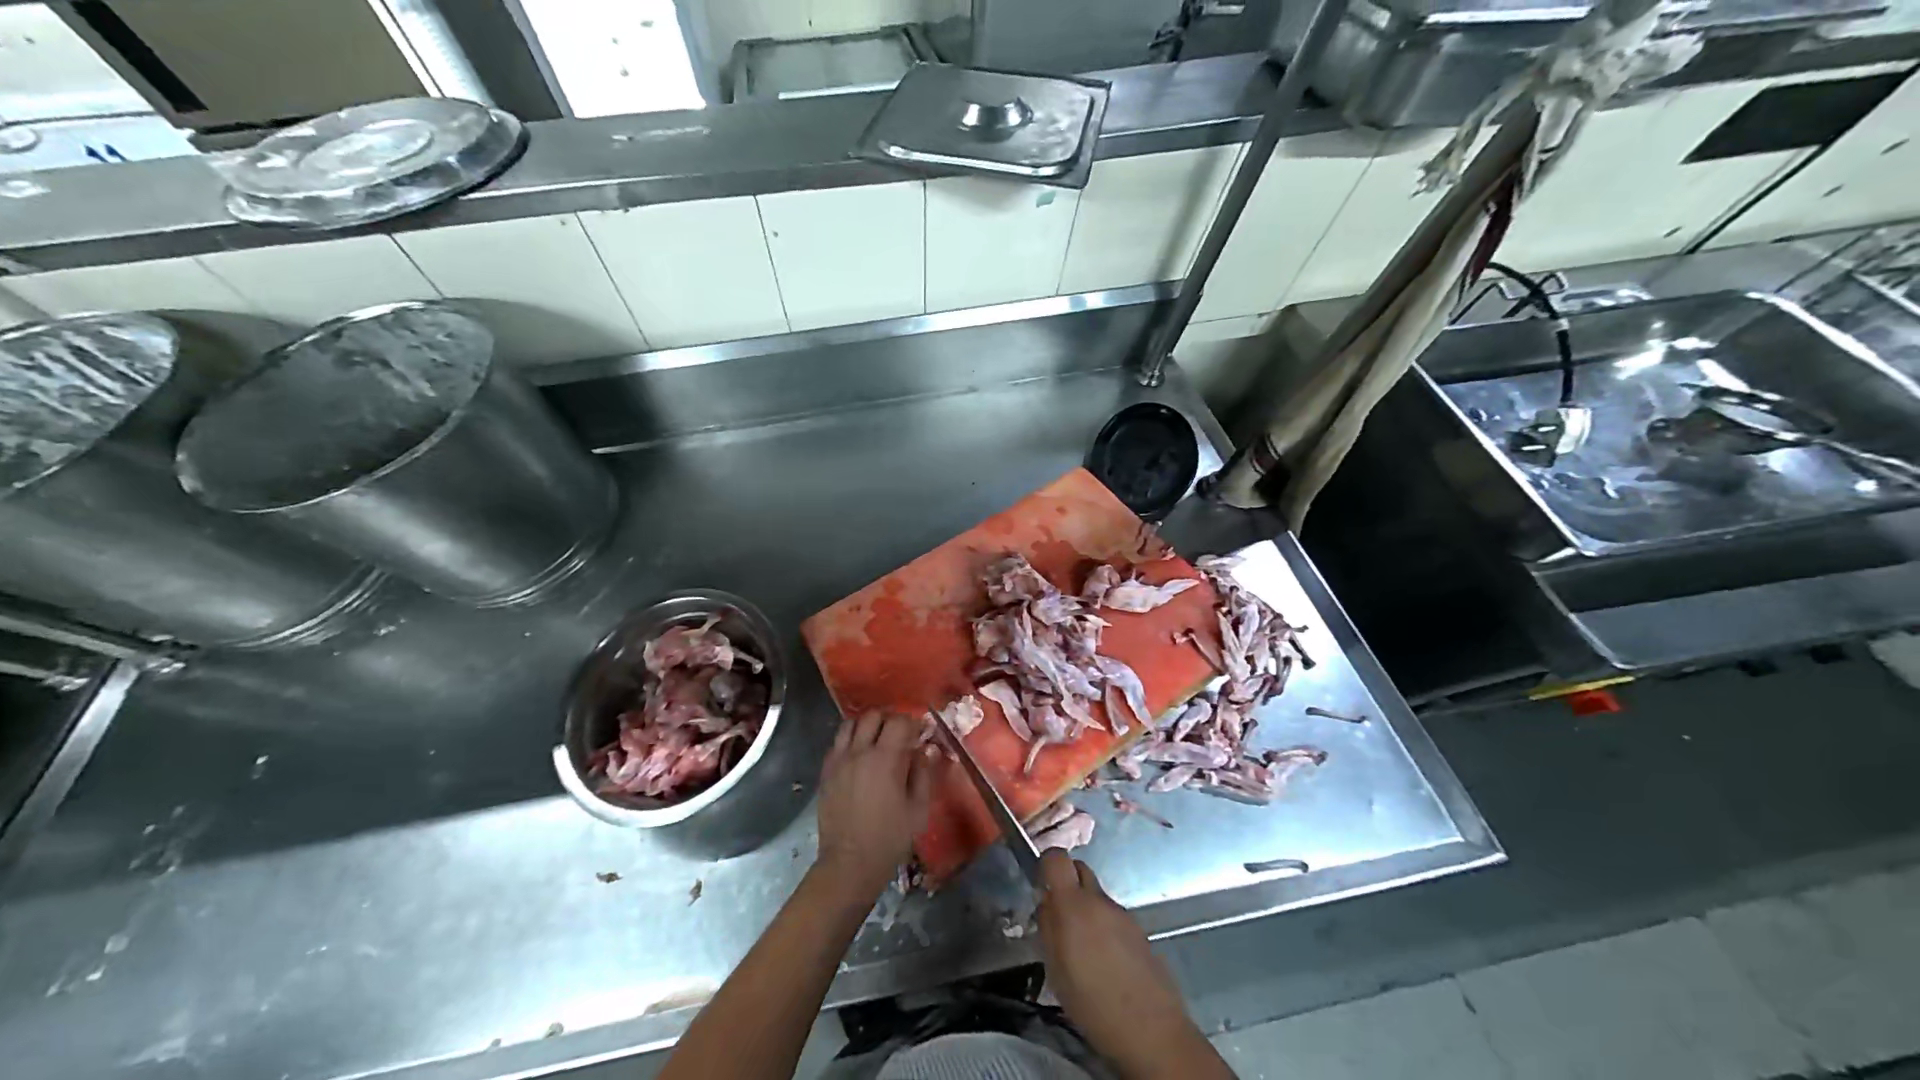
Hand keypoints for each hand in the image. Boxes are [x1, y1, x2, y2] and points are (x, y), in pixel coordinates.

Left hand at [815, 712, 934, 897]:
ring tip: (877, 740)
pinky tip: (859, 756)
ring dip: (866, 725)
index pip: (898, 722)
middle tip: (899, 734)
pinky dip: (849, 740)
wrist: (850, 863)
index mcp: (884, 759)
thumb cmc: (889, 838)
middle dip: (889, 719)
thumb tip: (927, 750)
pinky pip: (836, 743)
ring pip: (850, 724)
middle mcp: (858, 752)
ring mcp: (838, 761)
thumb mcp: (918, 809)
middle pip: (872, 716)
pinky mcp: (826, 772)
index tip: (920, 732)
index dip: (912, 722)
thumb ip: (923, 774)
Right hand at [1037, 851, 1232, 1079]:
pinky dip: (1103, 927)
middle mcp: (1100, 901)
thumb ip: (1047, 928)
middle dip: (1066, 884)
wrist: (1153, 1031)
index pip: (1057, 858)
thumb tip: (1045, 902)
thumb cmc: (1093, 1005)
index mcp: (1074, 905)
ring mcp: (1123, 915)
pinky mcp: (1140, 931)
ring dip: (1085, 909)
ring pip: (1096, 897)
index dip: (1046, 865)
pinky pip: (1112, 917)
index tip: (1041, 886)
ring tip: (1081, 948)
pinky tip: (1103, 961)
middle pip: (1080, 871)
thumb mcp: (1056, 970)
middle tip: (1059, 916)